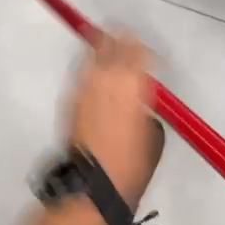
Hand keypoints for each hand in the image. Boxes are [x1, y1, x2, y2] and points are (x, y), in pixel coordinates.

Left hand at [66, 27, 159, 206]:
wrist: (93, 184)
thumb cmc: (132, 164)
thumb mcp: (153, 135)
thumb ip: (146, 109)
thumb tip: (141, 102)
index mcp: (133, 84)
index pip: (138, 52)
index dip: (147, 51)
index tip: (154, 59)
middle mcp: (107, 78)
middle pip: (113, 45)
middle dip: (123, 41)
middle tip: (129, 39)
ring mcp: (85, 86)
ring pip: (94, 54)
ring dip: (104, 47)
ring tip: (110, 44)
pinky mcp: (70, 98)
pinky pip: (83, 72)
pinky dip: (90, 66)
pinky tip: (96, 70)